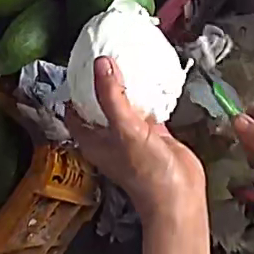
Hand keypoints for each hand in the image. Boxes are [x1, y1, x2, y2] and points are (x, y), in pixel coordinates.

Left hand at [66, 57, 205, 219]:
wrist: (179, 197)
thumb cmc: (145, 171)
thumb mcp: (123, 128)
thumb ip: (111, 95)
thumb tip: (101, 63)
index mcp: (92, 138)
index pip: (74, 111)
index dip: (73, 89)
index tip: (79, 65)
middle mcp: (109, 136)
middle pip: (98, 105)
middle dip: (100, 82)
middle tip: (105, 56)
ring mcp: (131, 135)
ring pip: (124, 105)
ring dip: (125, 87)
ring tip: (126, 59)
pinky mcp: (153, 134)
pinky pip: (147, 109)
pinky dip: (149, 95)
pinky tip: (153, 77)